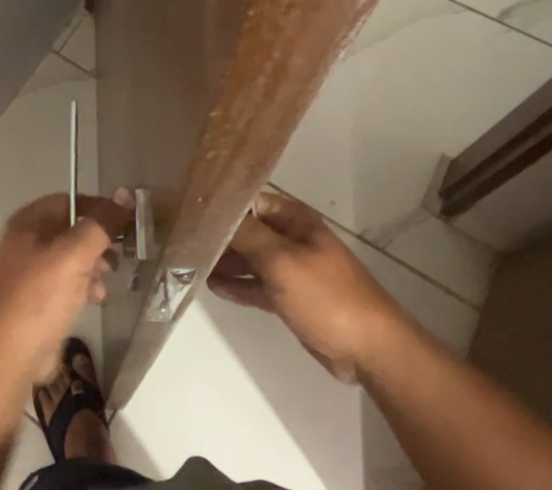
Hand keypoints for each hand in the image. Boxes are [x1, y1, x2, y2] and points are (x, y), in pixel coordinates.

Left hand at [0, 191, 130, 381]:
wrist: (11, 355)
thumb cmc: (40, 297)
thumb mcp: (74, 256)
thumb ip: (100, 225)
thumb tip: (125, 194)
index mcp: (28, 223)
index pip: (68, 201)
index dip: (97, 207)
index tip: (124, 221)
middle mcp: (26, 242)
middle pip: (71, 229)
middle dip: (97, 241)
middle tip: (119, 253)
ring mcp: (31, 271)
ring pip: (72, 257)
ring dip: (94, 265)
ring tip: (107, 278)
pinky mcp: (38, 298)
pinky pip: (67, 282)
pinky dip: (84, 286)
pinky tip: (95, 298)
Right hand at [207, 190, 412, 382]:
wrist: (370, 349)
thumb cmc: (326, 295)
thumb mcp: (281, 260)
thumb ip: (246, 235)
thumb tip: (212, 212)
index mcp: (294, 220)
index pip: (248, 201)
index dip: (220, 205)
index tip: (187, 210)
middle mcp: (291, 238)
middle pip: (246, 230)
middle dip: (218, 235)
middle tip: (181, 241)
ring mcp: (292, 269)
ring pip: (250, 259)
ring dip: (224, 262)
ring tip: (189, 265)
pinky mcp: (291, 298)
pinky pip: (258, 285)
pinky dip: (239, 285)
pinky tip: (213, 287)